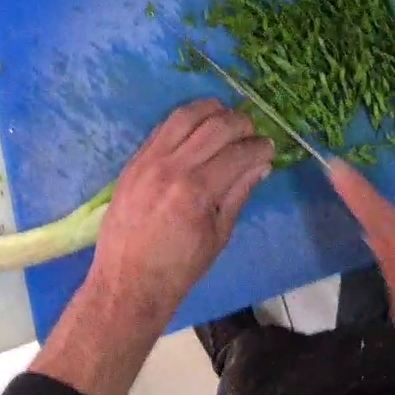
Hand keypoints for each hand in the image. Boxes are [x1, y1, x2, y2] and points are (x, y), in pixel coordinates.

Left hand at [87, 99, 274, 326]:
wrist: (126, 284)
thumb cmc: (178, 269)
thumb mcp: (219, 235)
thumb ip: (239, 193)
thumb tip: (261, 163)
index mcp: (197, 192)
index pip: (238, 153)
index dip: (260, 147)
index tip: (269, 149)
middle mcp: (173, 168)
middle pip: (216, 126)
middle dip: (242, 124)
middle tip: (252, 133)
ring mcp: (149, 161)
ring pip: (187, 116)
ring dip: (213, 110)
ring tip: (227, 118)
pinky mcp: (134, 161)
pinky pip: (163, 127)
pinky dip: (186, 120)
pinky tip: (198, 125)